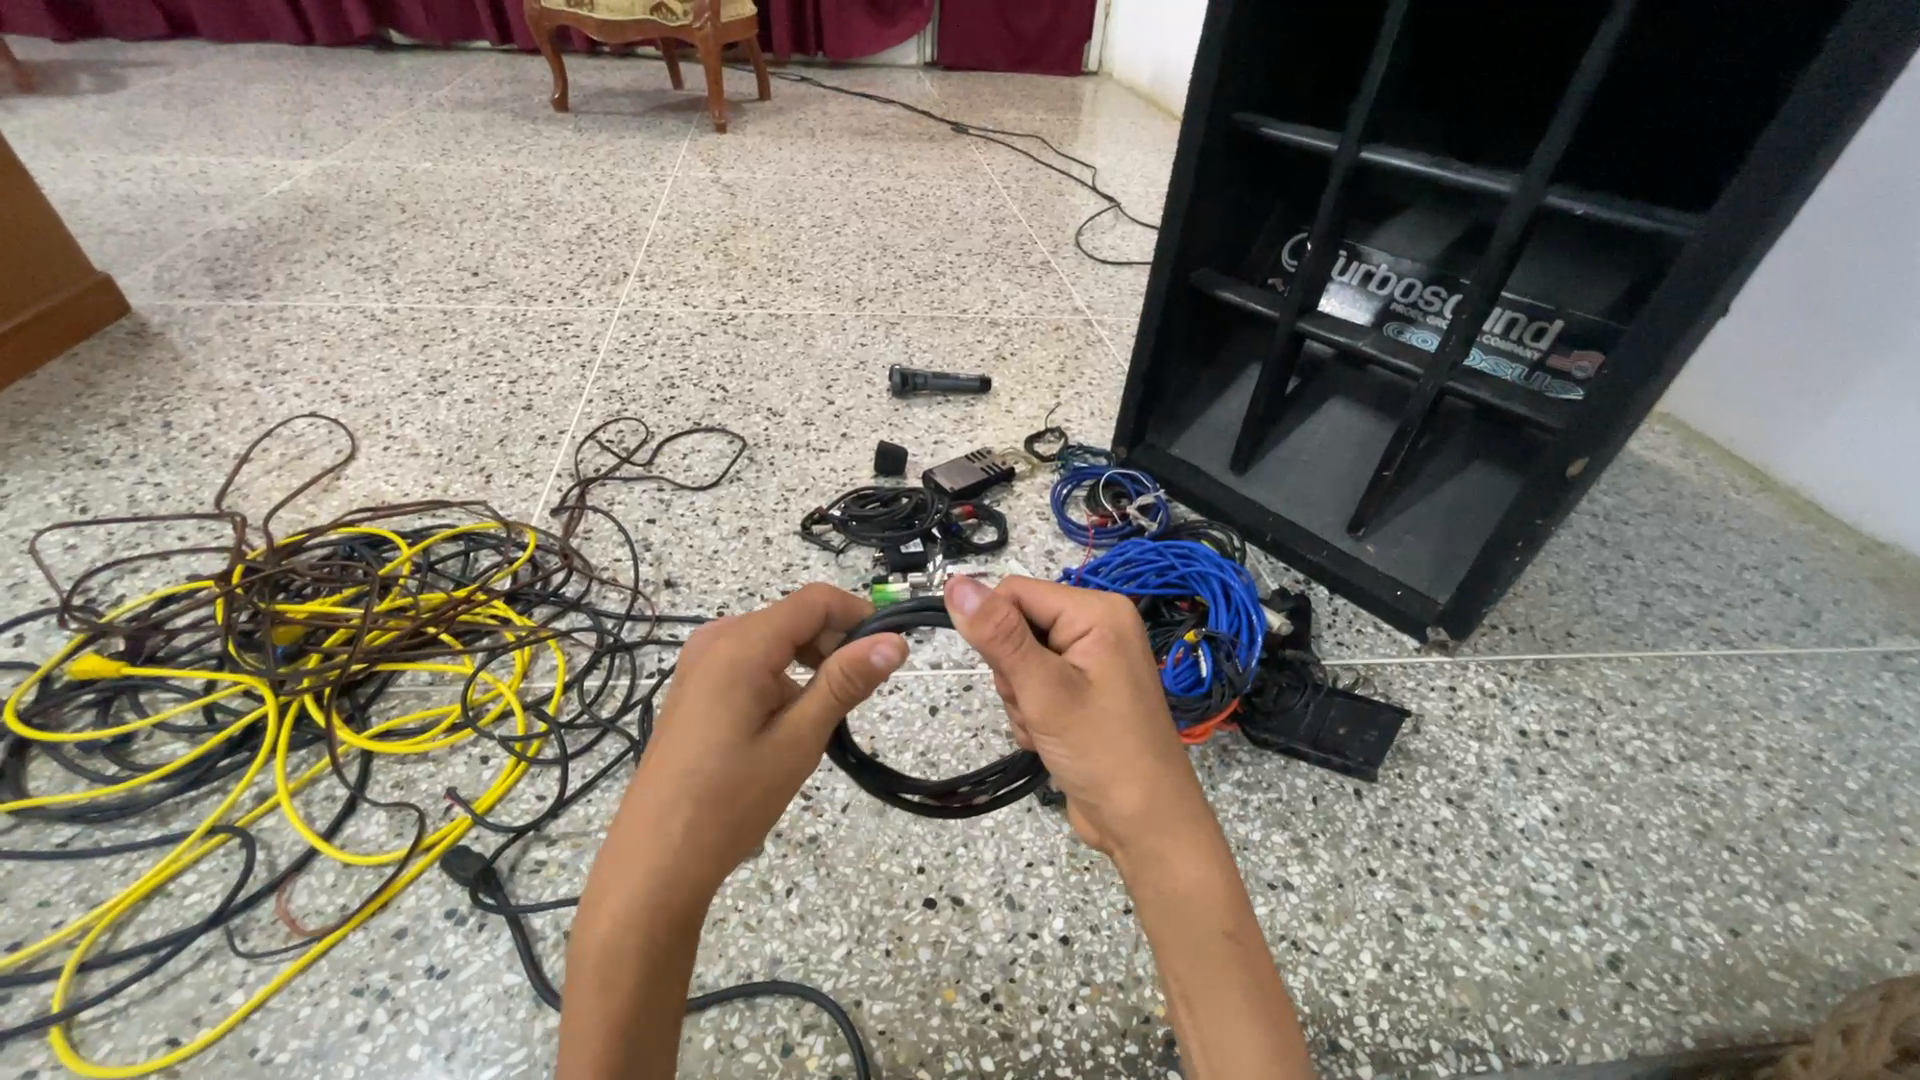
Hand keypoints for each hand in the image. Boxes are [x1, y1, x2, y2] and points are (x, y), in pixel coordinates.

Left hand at [607, 584, 908, 896]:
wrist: (658, 857)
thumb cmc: (731, 799)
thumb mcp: (799, 740)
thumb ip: (846, 682)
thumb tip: (895, 642)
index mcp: (741, 645)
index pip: (815, 600)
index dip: (859, 615)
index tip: (890, 651)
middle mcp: (716, 640)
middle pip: (794, 616)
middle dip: (836, 642)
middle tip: (860, 694)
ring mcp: (700, 662)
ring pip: (775, 639)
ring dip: (811, 663)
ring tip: (825, 715)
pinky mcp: (696, 686)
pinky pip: (751, 660)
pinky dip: (782, 677)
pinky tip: (787, 722)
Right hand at [943, 574, 1205, 858]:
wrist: (1144, 823)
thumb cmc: (1102, 751)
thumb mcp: (1044, 690)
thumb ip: (998, 635)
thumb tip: (954, 582)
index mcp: (1097, 611)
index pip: (1015, 592)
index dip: (996, 631)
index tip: (1010, 676)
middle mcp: (1097, 627)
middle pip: (1016, 627)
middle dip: (1012, 673)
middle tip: (1037, 708)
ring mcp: (1091, 661)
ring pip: (1018, 662)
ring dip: (1020, 699)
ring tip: (1047, 729)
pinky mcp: (1083, 692)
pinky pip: (1034, 687)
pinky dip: (1033, 714)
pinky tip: (1051, 740)